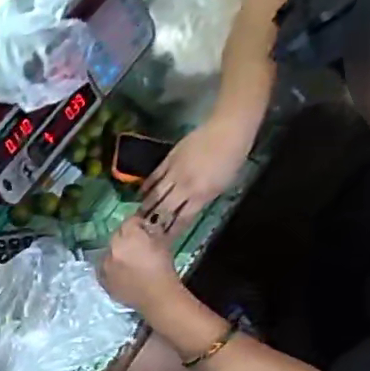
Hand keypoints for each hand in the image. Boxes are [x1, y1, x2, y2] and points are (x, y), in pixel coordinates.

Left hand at [100, 215, 181, 311]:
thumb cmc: (163, 267)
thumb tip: (146, 227)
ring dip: (116, 253)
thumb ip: (152, 230)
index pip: (130, 222)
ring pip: (108, 253)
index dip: (138, 224)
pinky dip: (110, 268)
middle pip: (116, 236)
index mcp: (128, 236)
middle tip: (135, 246)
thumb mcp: (162, 242)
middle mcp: (113, 248)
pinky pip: (103, 269)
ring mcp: (105, 265)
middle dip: (125, 238)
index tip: (143, 229)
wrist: (157, 296)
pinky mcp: (103, 280)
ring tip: (126, 261)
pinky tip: (120, 273)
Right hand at [140, 117, 253, 232]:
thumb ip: (203, 199)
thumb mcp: (221, 186)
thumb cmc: (231, 159)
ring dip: (146, 207)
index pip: (182, 219)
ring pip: (156, 194)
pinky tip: (141, 194)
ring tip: (137, 217)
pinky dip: (147, 186)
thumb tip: (189, 210)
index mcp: (200, 195)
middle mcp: (184, 187)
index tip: (163, 240)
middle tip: (144, 232)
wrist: (227, 130)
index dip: (171, 230)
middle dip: (154, 222)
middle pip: (165, 209)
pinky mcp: (169, 159)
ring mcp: (175, 172)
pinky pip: (155, 176)